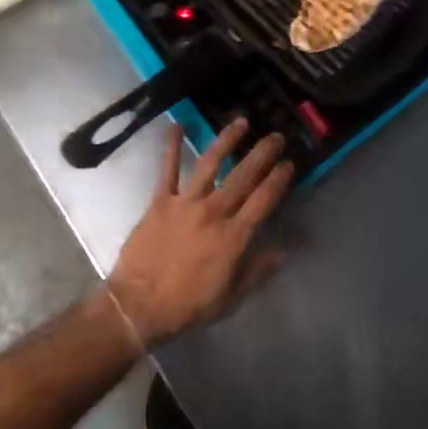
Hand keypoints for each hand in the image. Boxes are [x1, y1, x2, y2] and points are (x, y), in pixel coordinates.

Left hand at [106, 120, 293, 345]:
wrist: (139, 306)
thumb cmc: (188, 306)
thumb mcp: (232, 297)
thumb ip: (260, 269)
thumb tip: (287, 247)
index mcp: (234, 236)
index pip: (264, 200)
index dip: (278, 180)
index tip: (289, 163)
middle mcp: (213, 212)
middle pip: (243, 176)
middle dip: (262, 153)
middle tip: (275, 136)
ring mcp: (185, 202)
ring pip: (210, 163)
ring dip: (227, 140)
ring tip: (241, 122)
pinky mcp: (160, 200)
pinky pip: (168, 169)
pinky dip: (171, 146)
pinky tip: (177, 125)